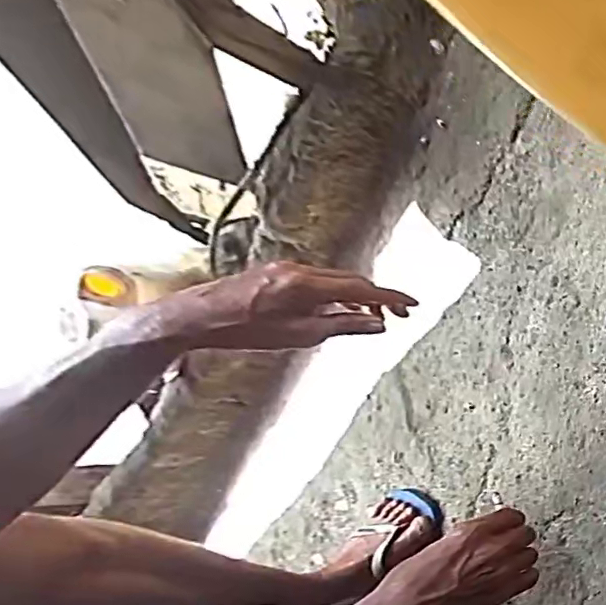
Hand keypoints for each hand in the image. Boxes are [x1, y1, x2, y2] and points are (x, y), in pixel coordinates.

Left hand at [144, 261, 416, 350]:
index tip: (412, 304)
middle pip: (353, 280)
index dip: (392, 297)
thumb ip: (344, 326)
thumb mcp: (302, 334)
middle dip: (379, 296)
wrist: (194, 318)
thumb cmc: (243, 329)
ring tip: (372, 315)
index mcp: (307, 285)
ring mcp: (286, 270)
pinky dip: (339, 292)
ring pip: (337, 279)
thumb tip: (377, 324)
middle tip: (398, 315)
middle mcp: (298, 271)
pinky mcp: (277, 274)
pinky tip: (341, 308)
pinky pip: (320, 279)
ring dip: (359, 295)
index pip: (363, 288)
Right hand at [348, 508, 539, 604]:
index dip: (509, 520)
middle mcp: (491, 549)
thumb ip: (463, 537)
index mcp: (472, 533)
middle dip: (519, 536)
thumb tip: (477, 534)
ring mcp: (501, 571)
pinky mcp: (503, 592)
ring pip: (531, 554)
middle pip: (526, 533)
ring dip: (522, 555)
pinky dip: (525, 575)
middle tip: (510, 540)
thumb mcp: (436, 545)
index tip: (507, 523)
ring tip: (511, 559)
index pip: (511, 516)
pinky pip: (530, 577)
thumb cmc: (411, 581)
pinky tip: (514, 576)